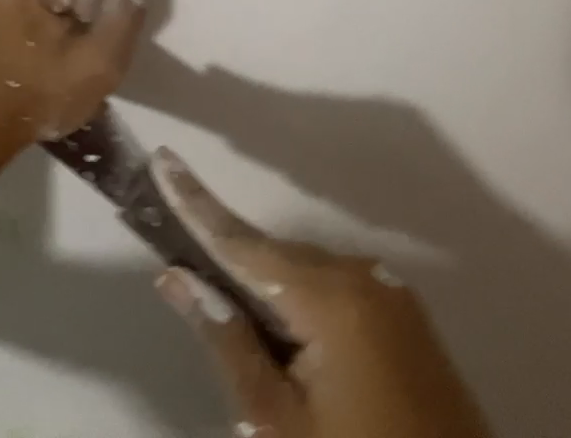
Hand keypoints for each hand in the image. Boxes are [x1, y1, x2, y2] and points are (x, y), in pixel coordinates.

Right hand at [152, 150, 491, 437]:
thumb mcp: (278, 418)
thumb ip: (227, 341)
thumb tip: (177, 278)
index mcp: (328, 299)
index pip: (240, 242)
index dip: (194, 202)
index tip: (163, 158)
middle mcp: (361, 278)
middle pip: (272, 256)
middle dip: (231, 269)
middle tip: (196, 297)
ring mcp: (391, 294)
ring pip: (303, 272)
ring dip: (269, 292)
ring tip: (258, 350)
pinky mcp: (407, 317)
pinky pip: (335, 288)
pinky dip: (303, 303)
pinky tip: (298, 350)